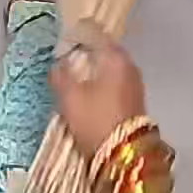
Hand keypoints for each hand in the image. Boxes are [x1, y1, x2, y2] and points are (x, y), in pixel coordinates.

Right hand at [49, 18, 148, 155]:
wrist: (124, 158)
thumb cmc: (96, 120)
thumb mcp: (70, 97)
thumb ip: (60, 75)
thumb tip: (58, 62)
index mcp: (115, 57)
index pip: (94, 34)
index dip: (75, 36)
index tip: (60, 43)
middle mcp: (129, 65)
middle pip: (103, 50)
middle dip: (84, 54)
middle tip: (64, 60)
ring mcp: (135, 83)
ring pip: (109, 67)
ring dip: (92, 70)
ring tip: (72, 79)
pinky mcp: (135, 100)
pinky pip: (114, 82)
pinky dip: (100, 83)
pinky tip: (87, 93)